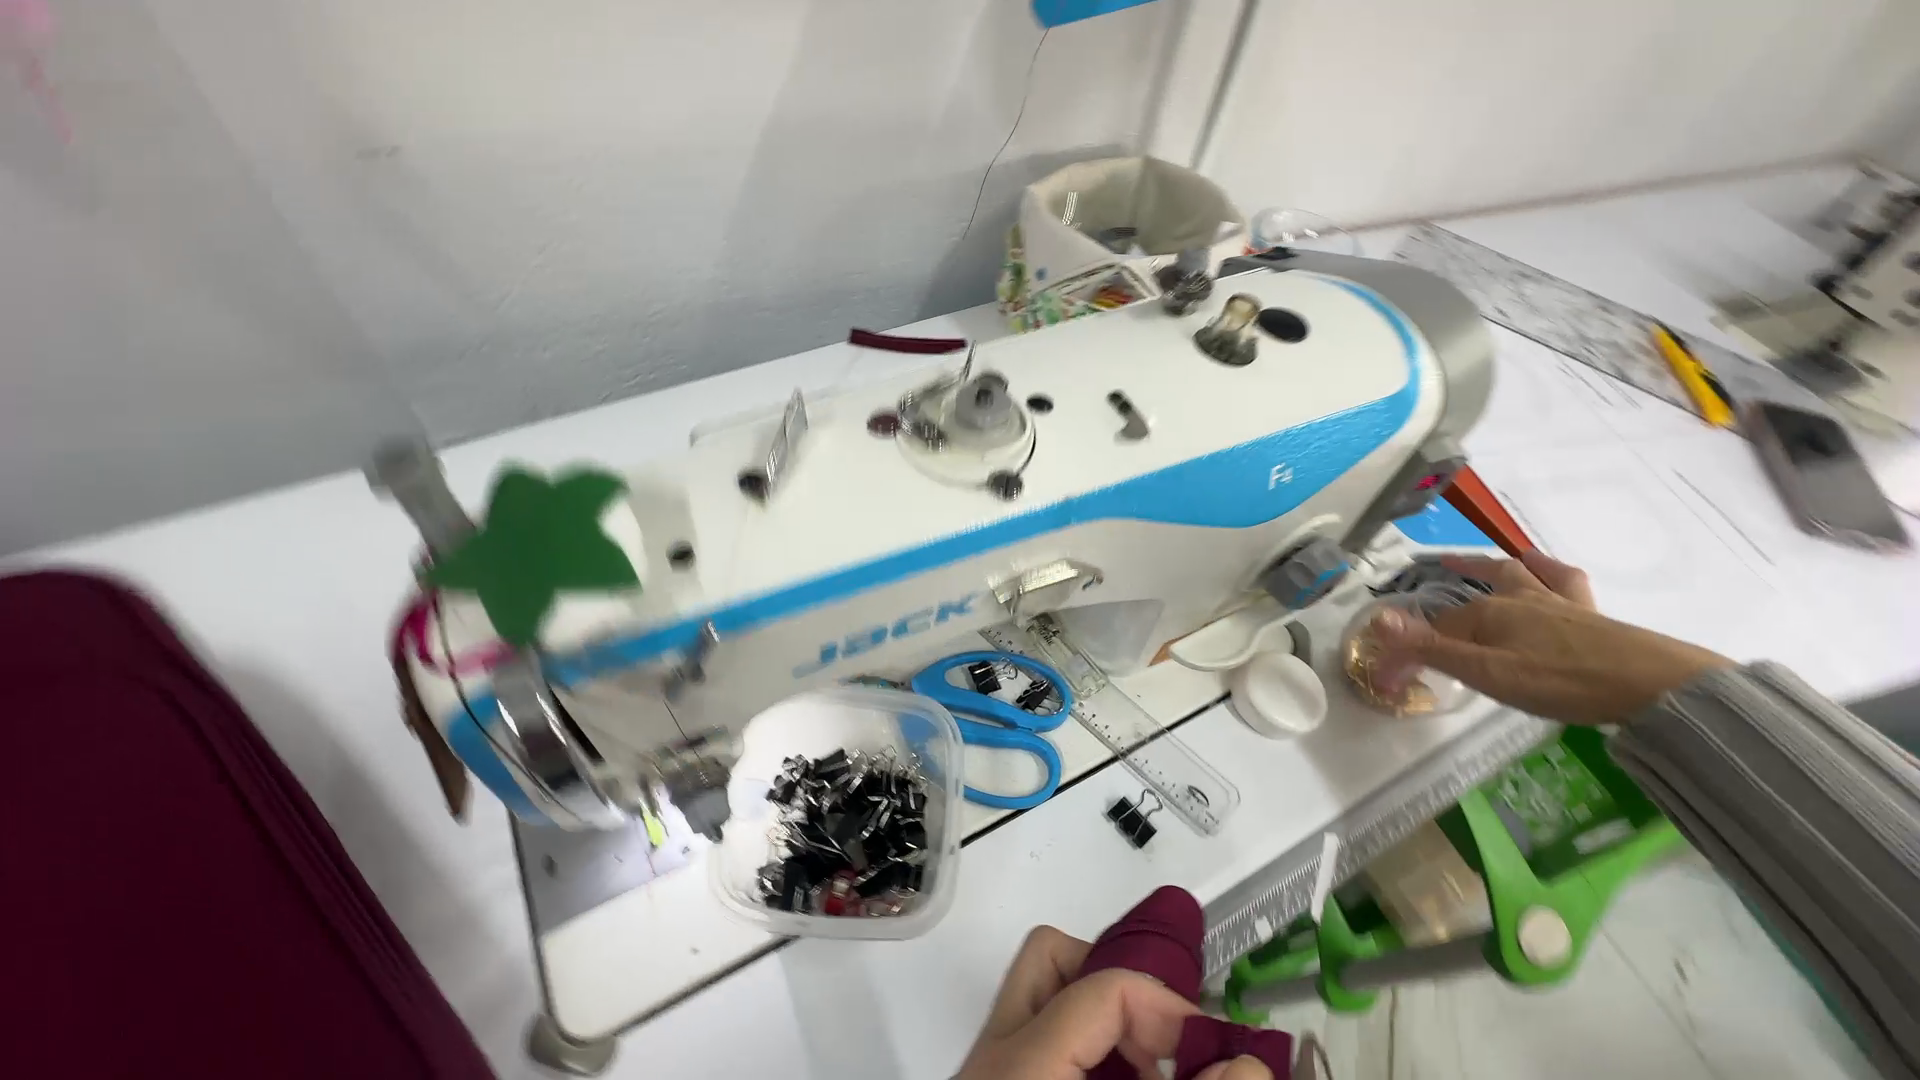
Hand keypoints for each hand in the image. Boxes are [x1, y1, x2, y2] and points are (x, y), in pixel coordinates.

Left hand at [957, 926, 1271, 1079]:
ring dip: (1105, 1017)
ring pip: (1043, 993)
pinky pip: (1041, 1036)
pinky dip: (1086, 1047)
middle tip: (1168, 1042)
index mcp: (1021, 1061)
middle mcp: (995, 1052)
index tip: (1216, 1050)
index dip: (1170, 1008)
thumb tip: (1253, 1060)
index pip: (1102, 987)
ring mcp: (989, 1068)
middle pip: (1051, 956)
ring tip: (1151, 1066)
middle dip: (1122, 984)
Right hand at [1369, 551, 1731, 725]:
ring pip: (1521, 574)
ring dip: (1499, 565)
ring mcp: (1558, 603)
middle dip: (1453, 578)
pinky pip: (1566, 581)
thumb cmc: (1562, 682)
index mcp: (1488, 615)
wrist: (1657, 687)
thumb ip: (1431, 648)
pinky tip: (1547, 566)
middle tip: (1437, 569)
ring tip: (1489, 559)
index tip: (1388, 680)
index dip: (1407, 653)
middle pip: (1477, 587)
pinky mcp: (1592, 614)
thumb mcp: (1487, 672)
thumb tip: (1377, 620)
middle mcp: (1519, 599)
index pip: (1433, 633)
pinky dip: (1551, 570)